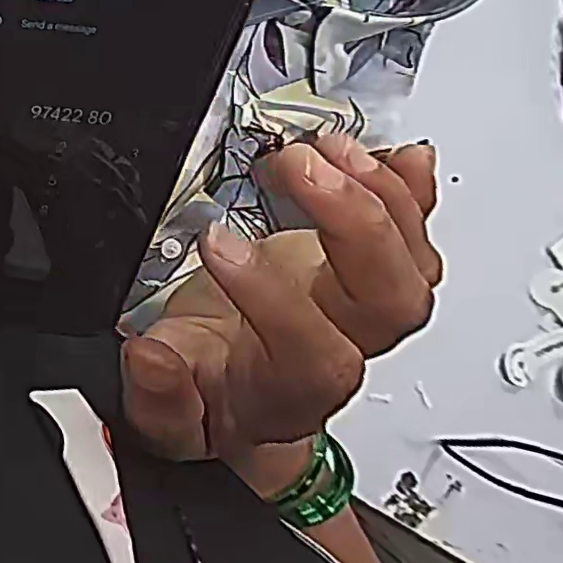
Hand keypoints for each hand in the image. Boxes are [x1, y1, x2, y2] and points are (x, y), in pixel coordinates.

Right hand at [121, 137, 440, 475]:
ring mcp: (360, 303)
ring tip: (327, 148)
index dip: (270, 295)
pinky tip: (399, 156)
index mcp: (290, 385)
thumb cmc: (210, 391)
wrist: (240, 389)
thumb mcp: (164, 414)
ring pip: (411, 262)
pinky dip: (412, 191)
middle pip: (388, 299)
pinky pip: (413, 234)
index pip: (310, 350)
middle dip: (352, 223)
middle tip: (295, 165)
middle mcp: (340, 344)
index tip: (213, 242)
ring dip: (380, 195)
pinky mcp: (363, 268)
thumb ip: (158, 396)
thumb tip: (150, 357)